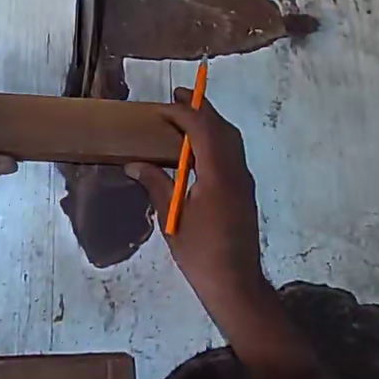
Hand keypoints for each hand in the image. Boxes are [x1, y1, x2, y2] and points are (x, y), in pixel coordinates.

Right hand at [126, 88, 268, 314]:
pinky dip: (216, 140)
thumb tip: (134, 164)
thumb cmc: (200, 253)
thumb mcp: (172, 218)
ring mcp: (243, 181)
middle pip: (222, 127)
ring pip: (231, 139)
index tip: (162, 107)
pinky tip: (198, 148)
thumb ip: (156, 185)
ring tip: (187, 116)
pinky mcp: (243, 191)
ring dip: (211, 122)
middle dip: (201, 108)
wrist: (235, 283)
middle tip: (179, 95)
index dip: (183, 113)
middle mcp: (236, 171)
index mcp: (218, 173)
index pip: (203, 129)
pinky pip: (232, 153)